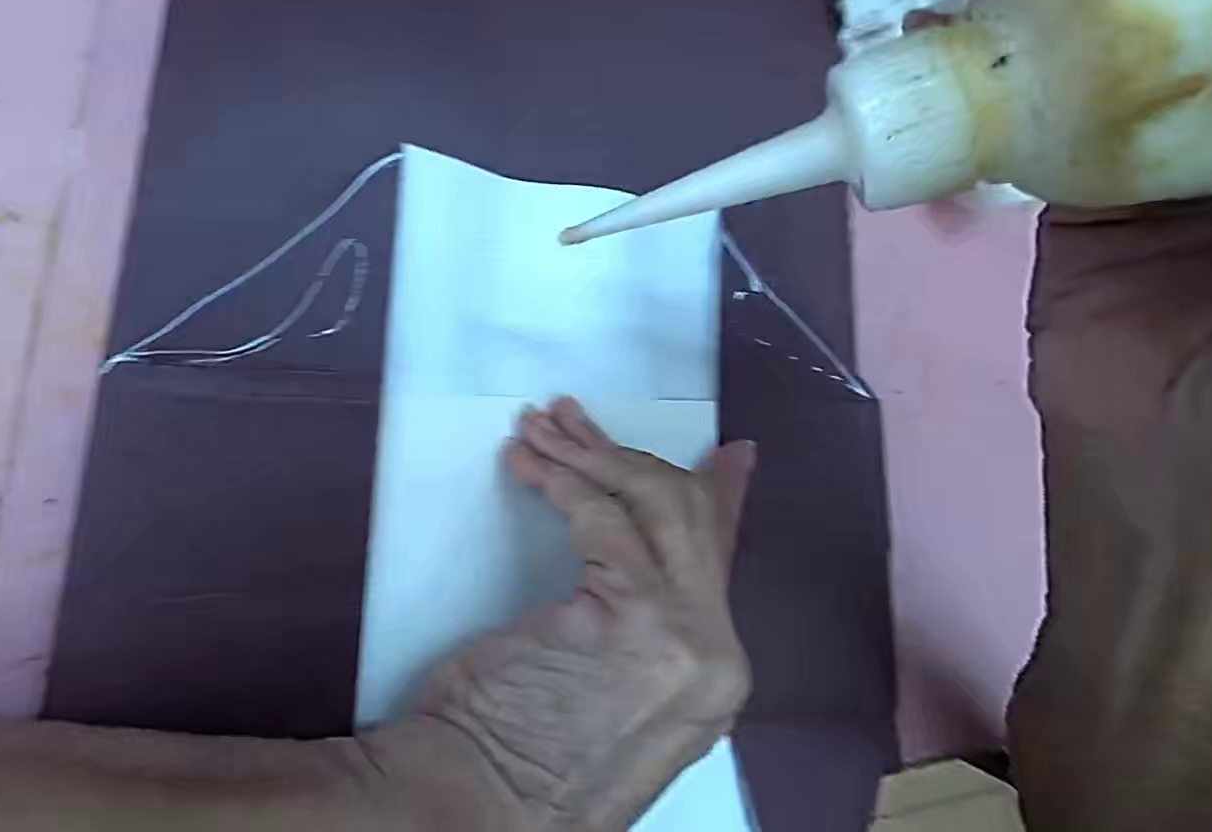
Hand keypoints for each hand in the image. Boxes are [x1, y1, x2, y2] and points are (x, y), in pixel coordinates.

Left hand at [362, 398, 753, 831]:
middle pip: (686, 512)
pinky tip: (528, 465)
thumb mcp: (601, 678)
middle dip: (623, 454)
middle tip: (566, 417)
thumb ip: (632, 616)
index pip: (723, 552)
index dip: (724, 493)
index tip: (732, 454)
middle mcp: (715, 650)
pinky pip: (598, 515)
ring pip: (649, 500)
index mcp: (712, 669)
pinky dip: (559, 479)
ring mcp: (686, 636)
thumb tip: (626, 553)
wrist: (479, 800)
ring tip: (538, 427)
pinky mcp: (636, 615)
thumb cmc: (524, 742)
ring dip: (585, 452)